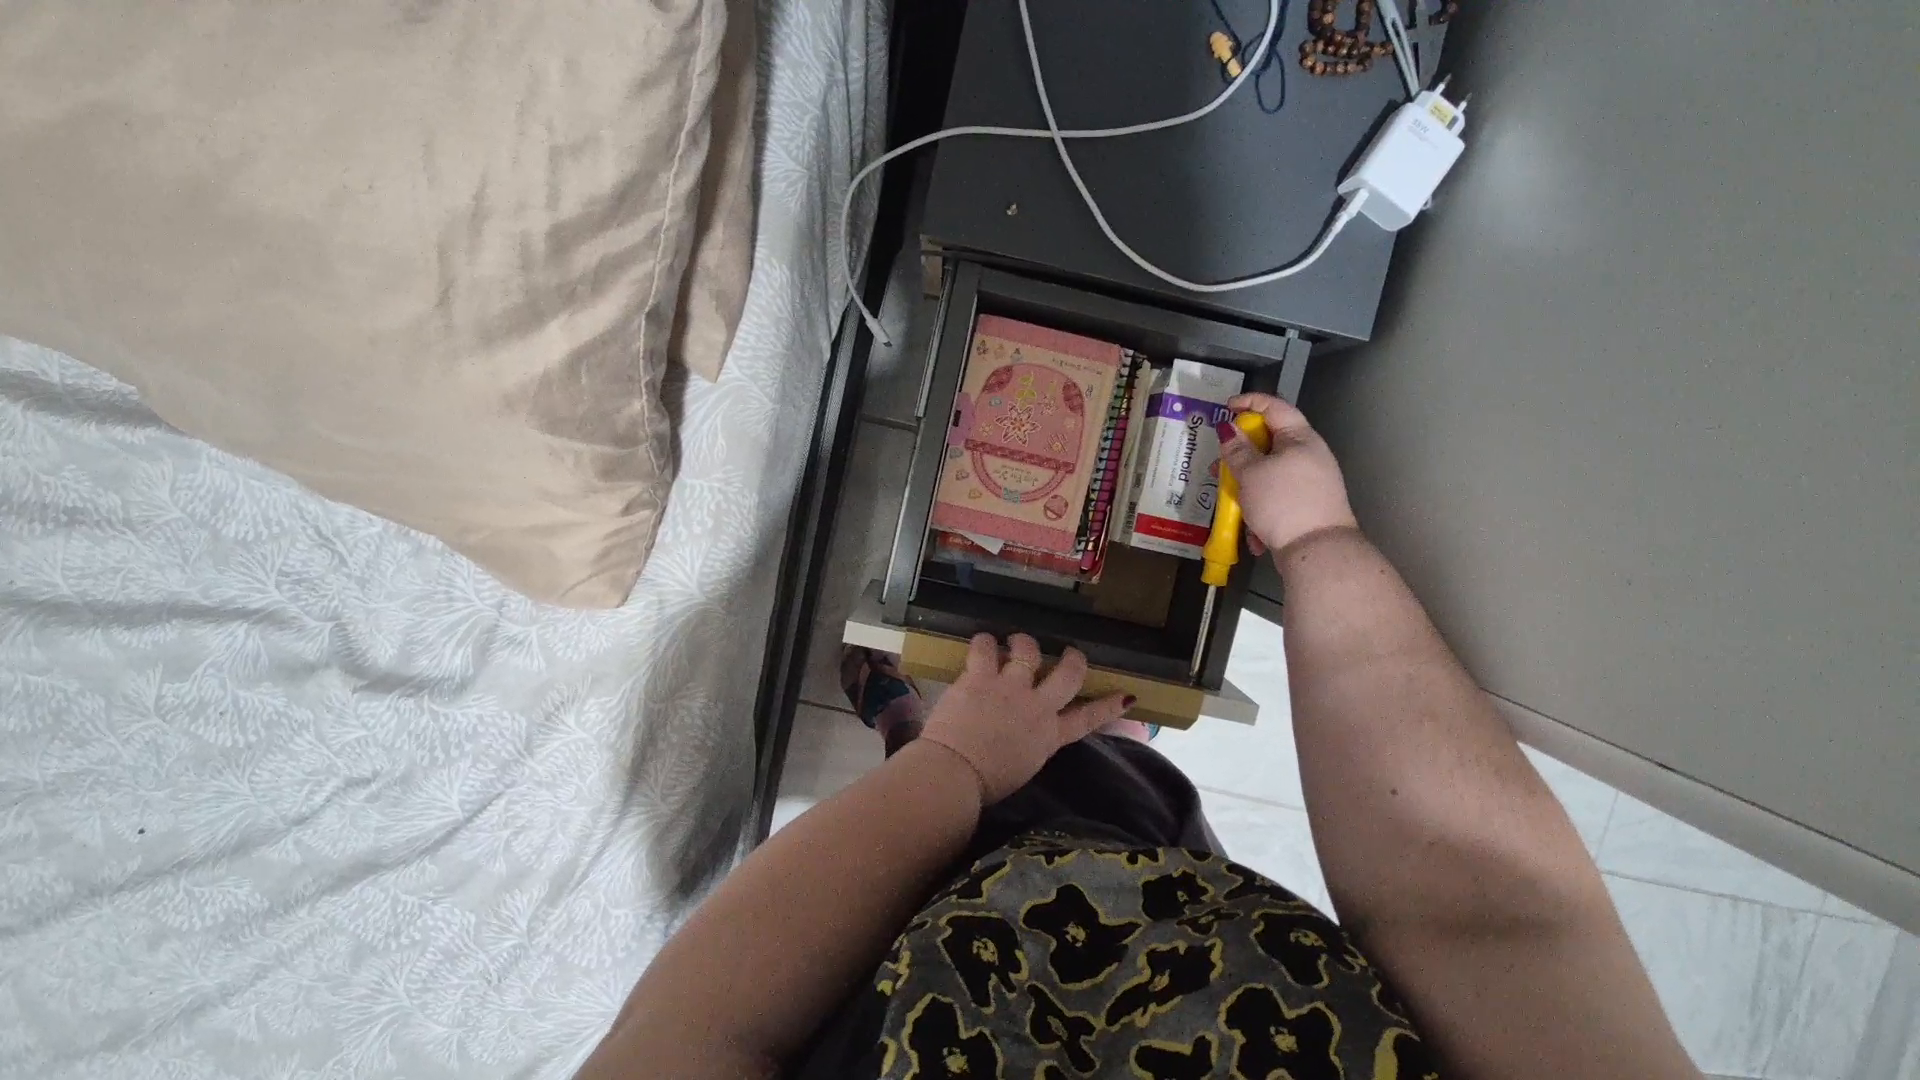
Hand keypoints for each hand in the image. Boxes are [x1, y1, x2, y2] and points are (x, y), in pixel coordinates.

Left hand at [918, 633, 1133, 803]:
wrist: (956, 775)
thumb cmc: (985, 785)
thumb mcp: (1023, 767)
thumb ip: (1030, 745)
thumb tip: (1024, 736)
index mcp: (1048, 737)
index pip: (1086, 719)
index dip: (1108, 706)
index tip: (1126, 695)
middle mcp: (1036, 708)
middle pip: (1068, 674)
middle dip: (1073, 659)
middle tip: (1069, 651)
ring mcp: (1010, 689)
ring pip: (1029, 651)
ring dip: (1024, 643)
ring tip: (1015, 641)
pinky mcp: (980, 678)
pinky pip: (985, 647)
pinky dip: (984, 642)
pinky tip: (982, 642)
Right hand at [1217, 393, 1358, 558]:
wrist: (1317, 549)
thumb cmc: (1283, 502)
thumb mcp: (1251, 473)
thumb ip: (1237, 450)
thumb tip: (1228, 429)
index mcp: (1300, 439)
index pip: (1274, 407)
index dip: (1249, 402)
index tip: (1225, 408)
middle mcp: (1308, 456)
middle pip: (1269, 443)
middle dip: (1240, 454)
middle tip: (1218, 463)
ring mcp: (1309, 483)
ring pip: (1268, 473)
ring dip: (1245, 485)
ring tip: (1228, 500)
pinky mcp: (1305, 506)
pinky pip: (1275, 498)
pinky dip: (1259, 508)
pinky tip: (1251, 530)